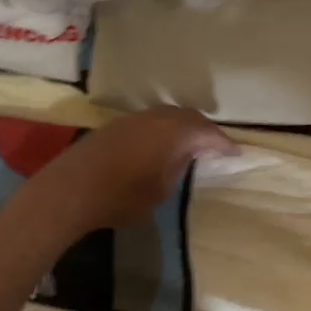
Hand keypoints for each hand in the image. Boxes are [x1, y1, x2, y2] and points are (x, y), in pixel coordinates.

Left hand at [28, 108, 238, 233]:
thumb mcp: (160, 189)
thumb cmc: (122, 195)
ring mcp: (133, 119)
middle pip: (186, 116)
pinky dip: (163, 128)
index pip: (205, 131)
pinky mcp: (116, 125)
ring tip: (191, 143)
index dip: (223, 142)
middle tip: (216, 145)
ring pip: (166, 115)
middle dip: (203, 129)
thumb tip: (184, 154)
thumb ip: (176, 166)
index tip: (236, 153)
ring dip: (182, 126)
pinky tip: (162, 143)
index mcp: (171, 131)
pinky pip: (150, 120)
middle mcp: (154, 117)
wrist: (73, 187)